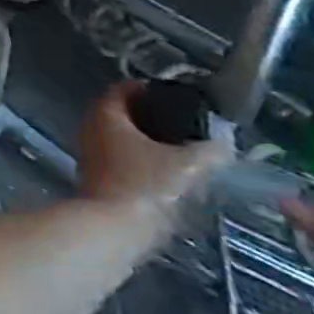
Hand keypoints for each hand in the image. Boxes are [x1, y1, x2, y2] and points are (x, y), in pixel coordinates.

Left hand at [77, 82, 231, 218]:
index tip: (174, 97)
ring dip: (144, 139)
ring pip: (118, 135)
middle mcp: (90, 125)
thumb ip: (209, 151)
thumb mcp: (187, 165)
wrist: (114, 224)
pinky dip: (138, 157)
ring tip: (178, 149)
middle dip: (148, 115)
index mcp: (104, 112)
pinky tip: (163, 171)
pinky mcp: (95, 173)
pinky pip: (118, 155)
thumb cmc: (146, 185)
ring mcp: (89, 149)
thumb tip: (224, 143)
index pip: (123, 89)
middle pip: (120, 112)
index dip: (147, 89)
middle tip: (181, 124)